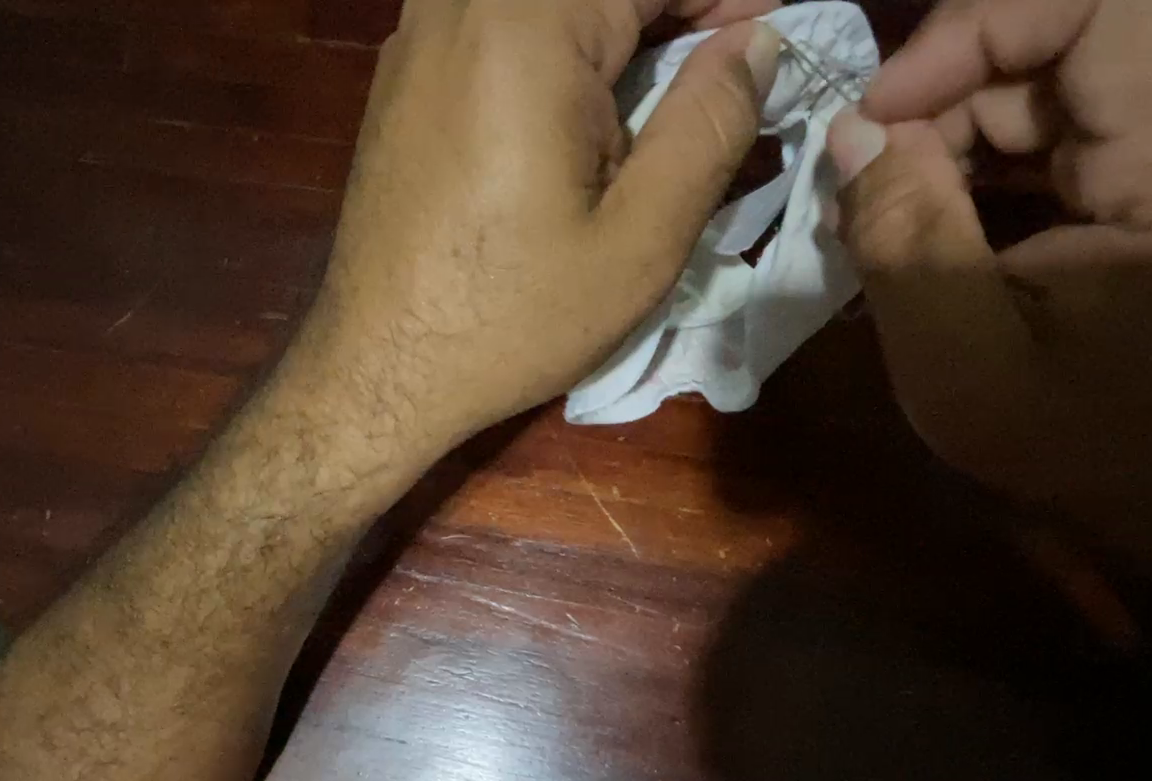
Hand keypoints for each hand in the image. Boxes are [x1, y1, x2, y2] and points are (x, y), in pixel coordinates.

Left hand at [290, 0, 783, 456]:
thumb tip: (755, 43)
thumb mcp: (637, 243)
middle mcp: (460, 3)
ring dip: (611, 41)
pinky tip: (577, 117)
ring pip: (544, 7)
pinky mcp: (400, 82)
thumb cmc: (511, 321)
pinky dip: (553, 56)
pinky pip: (495, 31)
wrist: (379, 371)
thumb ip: (709, 127)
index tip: (772, 36)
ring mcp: (416, 37)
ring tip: (655, 101)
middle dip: (667, 18)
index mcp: (527, 24)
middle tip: (716, 76)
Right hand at [826, 0, 1151, 566]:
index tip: (872, 116)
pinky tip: (942, 217)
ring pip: (1069, 64)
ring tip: (888, 218)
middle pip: (1080, 27)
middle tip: (860, 191)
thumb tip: (850, 131)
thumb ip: (902, 235)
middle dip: (946, 97)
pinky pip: (1082, 102)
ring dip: (958, 131)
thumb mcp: (956, 358)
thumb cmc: (1066, 439)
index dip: (972, 30)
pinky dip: (994, 151)